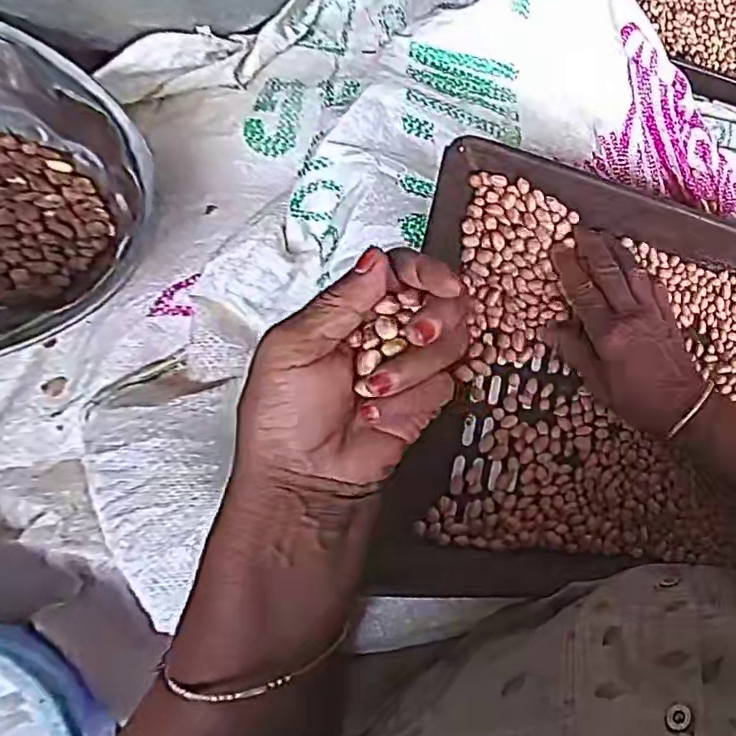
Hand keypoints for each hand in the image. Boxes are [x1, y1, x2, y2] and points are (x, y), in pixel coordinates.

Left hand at [234, 247, 473, 494]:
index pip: (401, 273)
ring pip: (451, 343)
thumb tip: (377, 261)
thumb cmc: (283, 415)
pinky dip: (412, 399)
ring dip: (413, 368)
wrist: (306, 474)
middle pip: (442, 303)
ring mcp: (415, 363)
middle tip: (413, 337)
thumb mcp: (293, 347)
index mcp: (352, 310)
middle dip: (435, 319)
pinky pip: (445, 383)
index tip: (444, 284)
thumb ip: (339, 303)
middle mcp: (389, 331)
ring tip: (372, 390)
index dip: (428, 272)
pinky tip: (379, 414)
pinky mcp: (431, 396)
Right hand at [544, 228, 706, 436]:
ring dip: (618, 251)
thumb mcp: (598, 384)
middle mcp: (632, 316)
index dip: (569, 268)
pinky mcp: (670, 317)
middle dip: (592, 248)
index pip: (583, 291)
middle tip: (579, 230)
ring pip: (634, 272)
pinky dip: (643, 271)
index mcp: (609, 334)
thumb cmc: (637, 402)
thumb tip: (550, 329)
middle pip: (609, 272)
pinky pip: (656, 286)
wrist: (684, 408)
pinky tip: (637, 265)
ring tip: (604, 236)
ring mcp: (654, 313)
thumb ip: (575, 352)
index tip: (558, 249)